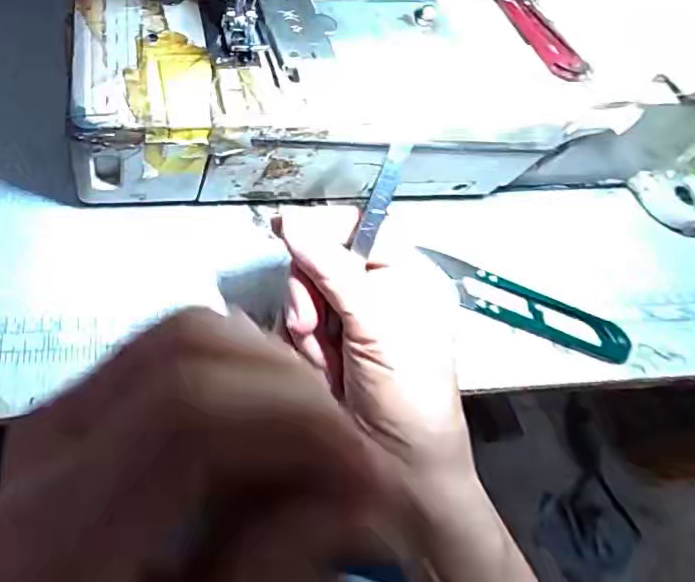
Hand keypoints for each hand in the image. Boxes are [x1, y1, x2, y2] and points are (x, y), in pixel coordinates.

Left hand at [0, 309, 398, 581]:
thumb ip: (267, 564)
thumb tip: (359, 488)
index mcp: (58, 521)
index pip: (186, 410)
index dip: (291, 420)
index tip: (370, 470)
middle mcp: (42, 442)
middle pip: (181, 348)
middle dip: (284, 383)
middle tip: (350, 451)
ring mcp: (48, 413)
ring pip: (170, 335)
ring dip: (257, 369)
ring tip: (313, 437)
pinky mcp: (64, 408)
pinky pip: (152, 355)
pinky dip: (222, 373)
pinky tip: (261, 422)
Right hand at [278, 209, 474, 528]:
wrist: (398, 471)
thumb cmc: (408, 399)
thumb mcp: (375, 327)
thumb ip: (332, 271)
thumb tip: (291, 223)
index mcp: (409, 275)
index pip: (360, 225)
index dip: (323, 225)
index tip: (285, 230)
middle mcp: (380, 287)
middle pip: (321, 253)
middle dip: (309, 288)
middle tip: (313, 321)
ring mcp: (351, 312)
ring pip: (302, 285)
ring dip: (304, 319)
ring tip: (324, 354)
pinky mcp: (328, 334)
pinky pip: (296, 314)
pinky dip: (301, 339)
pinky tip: (321, 363)